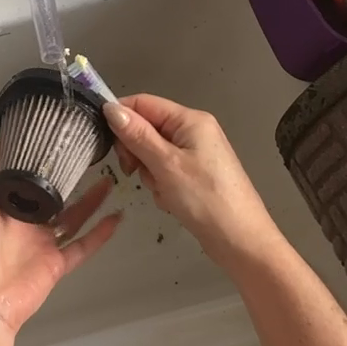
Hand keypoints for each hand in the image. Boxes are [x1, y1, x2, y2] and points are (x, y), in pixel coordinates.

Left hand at [0, 116, 120, 338]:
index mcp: (2, 202)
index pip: (25, 173)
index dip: (41, 156)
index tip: (59, 134)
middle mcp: (23, 220)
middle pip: (53, 195)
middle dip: (71, 177)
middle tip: (92, 155)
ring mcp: (41, 243)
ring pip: (72, 217)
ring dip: (91, 201)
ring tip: (111, 179)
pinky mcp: (56, 264)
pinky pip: (83, 246)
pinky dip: (100, 234)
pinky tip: (117, 217)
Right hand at [104, 94, 283, 269]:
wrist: (241, 241)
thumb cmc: (205, 199)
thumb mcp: (165, 164)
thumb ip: (137, 134)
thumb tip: (110, 107)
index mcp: (190, 120)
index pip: (143, 103)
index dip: (121, 117)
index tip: (105, 141)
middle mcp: (193, 131)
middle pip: (146, 128)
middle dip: (136, 151)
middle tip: (135, 171)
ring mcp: (194, 154)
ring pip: (151, 153)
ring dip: (148, 173)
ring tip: (162, 190)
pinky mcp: (194, 175)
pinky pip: (163, 170)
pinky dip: (160, 184)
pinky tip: (171, 200)